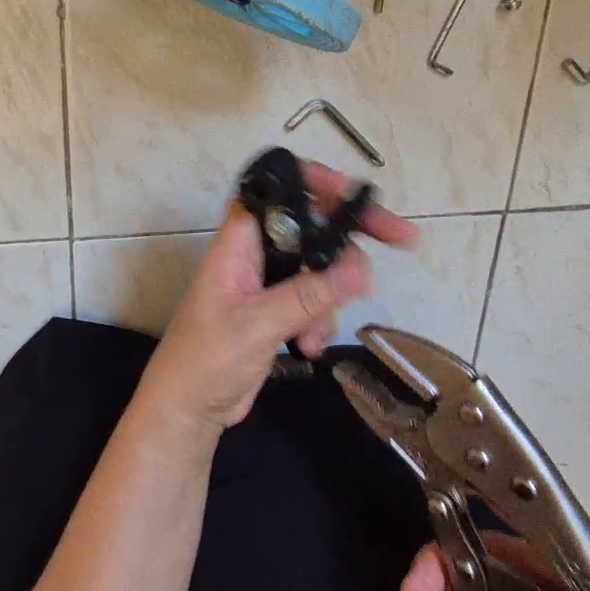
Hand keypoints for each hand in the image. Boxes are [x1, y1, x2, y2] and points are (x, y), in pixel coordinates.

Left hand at [133, 159, 417, 431]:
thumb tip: (361, 270)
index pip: (276, 191)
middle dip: (349, 241)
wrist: (189, 408)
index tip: (356, 194)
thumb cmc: (205, 360)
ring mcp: (266, 285)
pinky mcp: (276, 313)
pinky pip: (315, 303)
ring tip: (312, 335)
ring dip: (330, 300)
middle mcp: (253, 256)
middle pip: (310, 227)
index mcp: (237, 244)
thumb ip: (307, 296)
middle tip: (400, 240)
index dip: (314, 182)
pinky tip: (307, 348)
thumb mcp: (257, 325)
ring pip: (320, 270)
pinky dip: (320, 323)